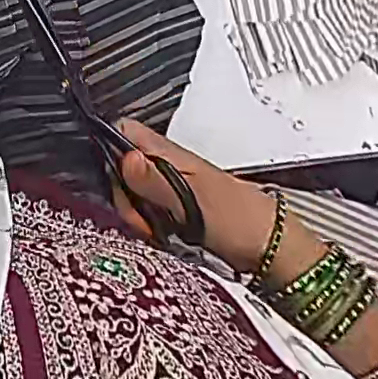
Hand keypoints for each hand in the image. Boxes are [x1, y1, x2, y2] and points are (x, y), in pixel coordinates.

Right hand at [111, 120, 326, 285]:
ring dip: (135, 213)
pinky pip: (145, 210)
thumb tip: (124, 159)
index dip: (109, 149)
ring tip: (156, 229)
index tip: (115, 180)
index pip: (122, 131)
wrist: (268, 247)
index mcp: (167, 152)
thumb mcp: (191, 199)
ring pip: (130, 191)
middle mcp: (165, 164)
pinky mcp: (172, 207)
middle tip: (141, 216)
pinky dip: (147, 224)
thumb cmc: (240, 219)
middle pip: (120, 167)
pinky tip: (161, 234)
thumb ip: (154, 180)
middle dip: (123, 195)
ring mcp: (168, 185)